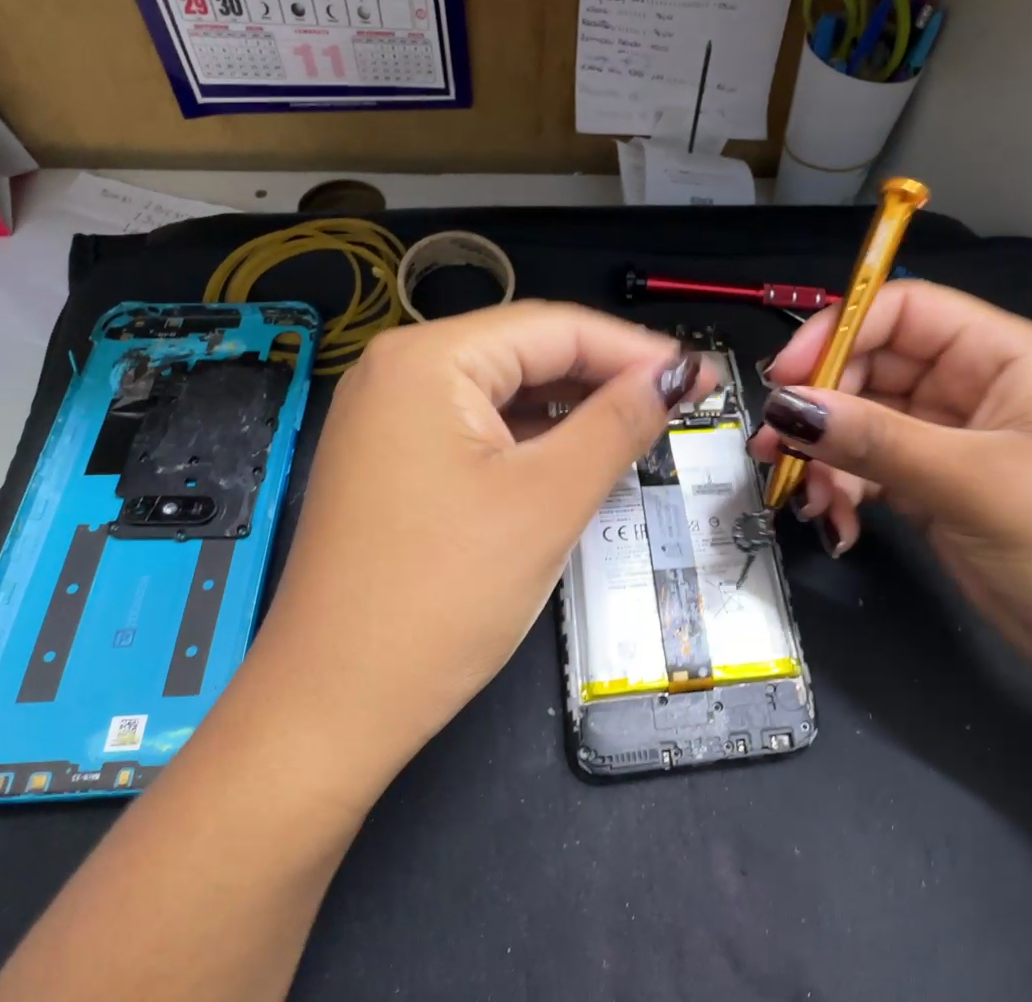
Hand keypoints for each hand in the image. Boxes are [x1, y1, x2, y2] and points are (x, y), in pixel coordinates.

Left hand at [257, 301, 711, 758]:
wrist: (335, 705)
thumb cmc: (441, 597)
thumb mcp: (547, 502)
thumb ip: (617, 425)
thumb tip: (671, 375)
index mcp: (425, 362)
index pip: (554, 327)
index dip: (634, 350)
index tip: (695, 375)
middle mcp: (397, 376)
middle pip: (526, 356)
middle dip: (605, 379)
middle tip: (678, 405)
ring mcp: (388, 425)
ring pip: (505, 398)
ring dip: (574, 413)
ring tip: (639, 433)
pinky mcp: (393, 470)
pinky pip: (479, 436)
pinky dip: (534, 445)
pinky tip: (577, 463)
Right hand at [748, 281, 1031, 682]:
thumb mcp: (972, 483)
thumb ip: (875, 440)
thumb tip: (787, 407)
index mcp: (1007, 358)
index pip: (906, 313)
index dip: (839, 333)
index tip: (784, 377)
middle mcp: (978, 388)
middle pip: (877, 369)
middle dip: (824, 407)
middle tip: (777, 449)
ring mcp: (956, 442)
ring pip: (868, 425)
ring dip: (830, 458)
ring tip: (810, 499)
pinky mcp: (940, 489)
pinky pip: (875, 471)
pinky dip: (848, 491)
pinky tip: (839, 522)